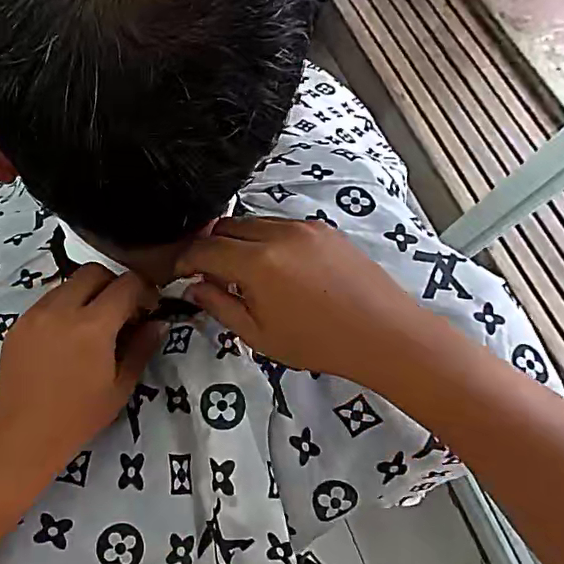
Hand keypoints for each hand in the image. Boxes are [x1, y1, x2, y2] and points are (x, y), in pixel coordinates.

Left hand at [0, 264, 163, 475]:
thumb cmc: (78, 417)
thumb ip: (141, 348)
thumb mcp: (120, 387)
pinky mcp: (17, 324)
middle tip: (122, 311)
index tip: (148, 308)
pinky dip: (63, 307)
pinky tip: (66, 337)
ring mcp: (35, 314)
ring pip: (67, 283)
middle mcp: (61, 310)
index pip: (126, 284)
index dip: (144, 290)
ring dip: (87, 293)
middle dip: (114, 284)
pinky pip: (46, 301)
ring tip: (92, 325)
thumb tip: (157, 323)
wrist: (24, 436)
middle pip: (94, 272)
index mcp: (92, 326)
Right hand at [174, 216, 438, 384]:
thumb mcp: (259, 334)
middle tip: (209, 274)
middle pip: (226, 226)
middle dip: (210, 247)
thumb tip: (196, 287)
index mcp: (258, 263)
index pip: (205, 248)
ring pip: (253, 222)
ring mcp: (304, 226)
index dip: (185, 258)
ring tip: (243, 274)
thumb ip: (221, 306)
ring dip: (238, 241)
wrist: (383, 332)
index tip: (180, 271)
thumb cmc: (318, 342)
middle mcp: (278, 233)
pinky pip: (280, 225)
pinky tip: (274, 267)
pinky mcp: (323, 228)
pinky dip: (265, 239)